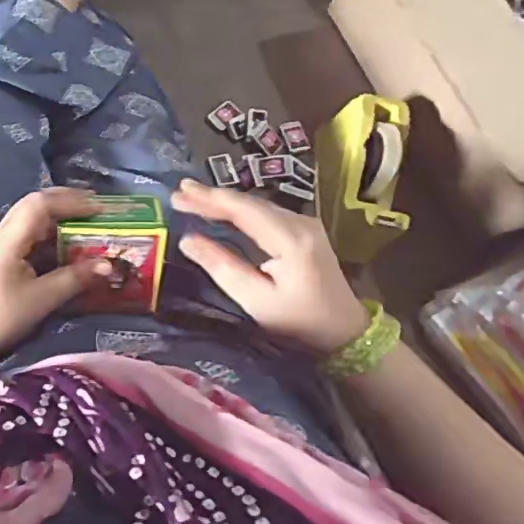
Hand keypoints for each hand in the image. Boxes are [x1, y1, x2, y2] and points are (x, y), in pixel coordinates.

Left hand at [0, 188, 111, 355]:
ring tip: (87, 217)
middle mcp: (3, 234)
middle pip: (35, 203)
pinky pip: (28, 233)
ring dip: (59, 213)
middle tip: (97, 205)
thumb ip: (75, 278)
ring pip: (31, 217)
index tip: (100, 208)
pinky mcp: (1, 256)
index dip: (72, 202)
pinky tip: (67, 238)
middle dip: (67, 200)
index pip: (41, 205)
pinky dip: (50, 230)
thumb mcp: (41, 299)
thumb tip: (108, 265)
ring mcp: (0, 244)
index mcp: (9, 239)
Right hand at [170, 179, 367, 353]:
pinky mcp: (304, 230)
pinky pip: (265, 213)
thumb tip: (188, 240)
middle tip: (179, 193)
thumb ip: (222, 267)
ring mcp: (305, 224)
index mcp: (290, 239)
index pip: (243, 210)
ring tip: (192, 198)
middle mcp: (301, 223)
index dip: (208, 200)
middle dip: (212, 197)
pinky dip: (239, 210)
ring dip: (224, 202)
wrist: (345, 330)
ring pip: (257, 205)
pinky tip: (221, 210)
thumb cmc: (298, 321)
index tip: (178, 195)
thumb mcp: (256, 300)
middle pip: (249, 203)